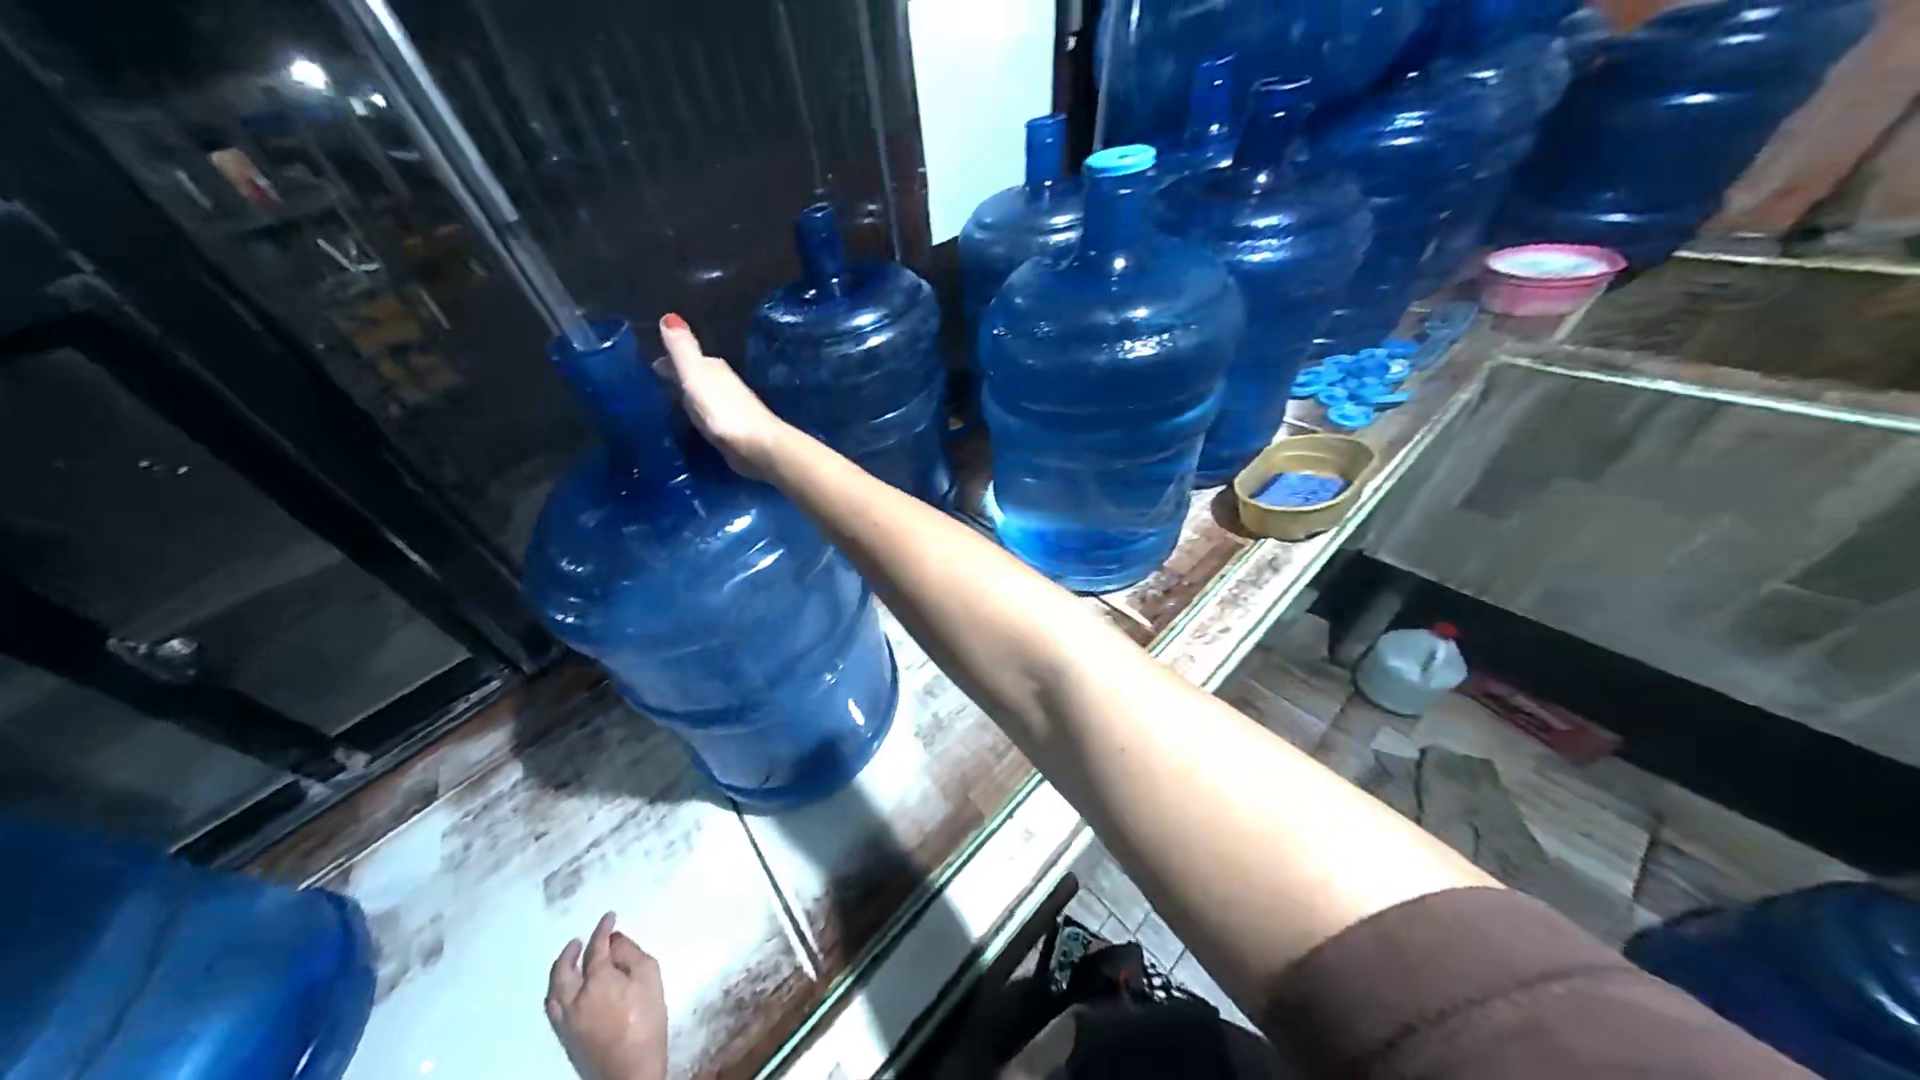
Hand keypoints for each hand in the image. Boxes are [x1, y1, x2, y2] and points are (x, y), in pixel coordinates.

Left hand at [546, 913, 667, 1079]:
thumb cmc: (646, 1021)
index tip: (609, 917)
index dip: (602, 929)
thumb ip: (631, 954)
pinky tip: (566, 990)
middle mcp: (573, 999)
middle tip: (580, 940)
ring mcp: (565, 1021)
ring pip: (553, 991)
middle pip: (563, 970)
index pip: (596, 948)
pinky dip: (556, 991)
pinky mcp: (564, 1038)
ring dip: (560, 972)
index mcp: (596, 981)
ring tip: (570, 962)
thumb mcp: (649, 978)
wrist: (630, 1073)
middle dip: (571, 951)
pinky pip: (553, 1008)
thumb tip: (615, 941)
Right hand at [654, 313, 790, 481]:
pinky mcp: (732, 429)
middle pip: (696, 374)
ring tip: (670, 397)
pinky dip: (699, 412)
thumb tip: (670, 316)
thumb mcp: (695, 373)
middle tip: (657, 377)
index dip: (670, 359)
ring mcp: (730, 406)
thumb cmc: (721, 408)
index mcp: (713, 367)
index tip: (652, 363)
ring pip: (703, 394)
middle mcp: (724, 383)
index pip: (688, 357)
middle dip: (679, 374)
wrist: (756, 445)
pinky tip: (694, 418)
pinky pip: (709, 414)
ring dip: (689, 394)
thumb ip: (682, 349)